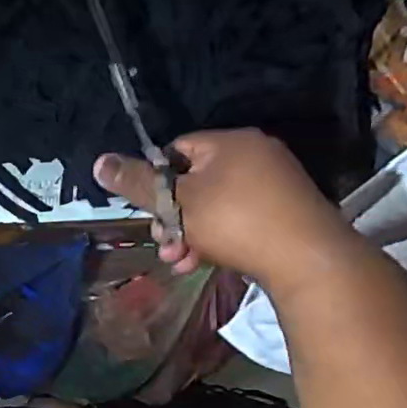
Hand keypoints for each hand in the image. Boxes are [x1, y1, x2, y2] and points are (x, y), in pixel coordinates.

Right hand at [93, 129, 362, 290]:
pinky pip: (237, 221)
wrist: (306, 259)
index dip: (154, 181)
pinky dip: (216, 240)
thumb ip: (136, 183)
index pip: (176, 150)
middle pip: (193, 182)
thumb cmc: (235, 222)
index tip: (147, 210)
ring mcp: (273, 185)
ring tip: (178, 260)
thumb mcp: (176, 202)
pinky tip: (201, 264)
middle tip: (164, 244)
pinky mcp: (284, 214)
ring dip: (188, 235)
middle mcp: (255, 156)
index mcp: (229, 143)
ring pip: (213, 207)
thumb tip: (99, 161)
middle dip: (170, 218)